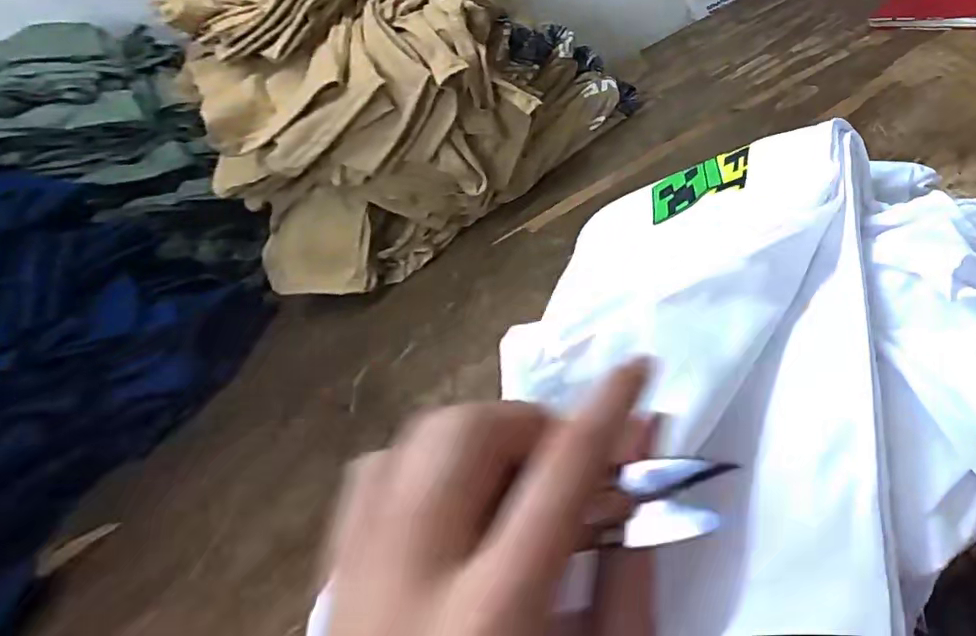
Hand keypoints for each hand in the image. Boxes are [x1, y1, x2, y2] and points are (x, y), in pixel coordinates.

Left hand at [322, 361, 654, 635]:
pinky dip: (424, 468)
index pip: (561, 473)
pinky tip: (458, 511)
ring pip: (412, 443)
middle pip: (467, 435)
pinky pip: (372, 480)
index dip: (607, 408)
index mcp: (492, 618)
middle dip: (531, 427)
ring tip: (515, 488)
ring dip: (481, 441)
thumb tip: (647, 444)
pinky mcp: (329, 595)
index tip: (639, 365)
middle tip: (565, 468)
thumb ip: (632, 556)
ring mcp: (353, 591)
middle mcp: (407, 590)